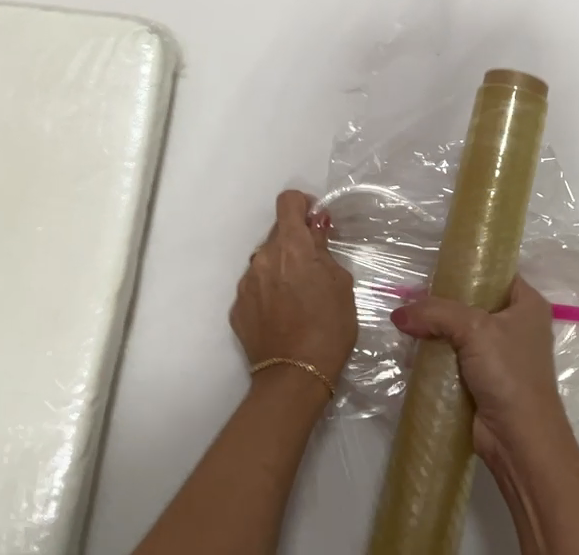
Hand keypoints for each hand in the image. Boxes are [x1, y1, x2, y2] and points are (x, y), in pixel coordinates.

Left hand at [232, 190, 357, 383]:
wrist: (295, 377)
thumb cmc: (329, 327)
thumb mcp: (341, 284)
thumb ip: (324, 251)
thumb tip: (315, 232)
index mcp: (291, 247)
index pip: (288, 201)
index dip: (303, 206)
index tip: (315, 223)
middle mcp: (262, 258)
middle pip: (277, 234)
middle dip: (295, 244)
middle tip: (313, 269)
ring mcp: (245, 284)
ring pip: (265, 262)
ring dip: (280, 268)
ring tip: (297, 298)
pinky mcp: (237, 308)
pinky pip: (255, 288)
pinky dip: (268, 292)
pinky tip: (282, 316)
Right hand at [391, 277, 570, 463]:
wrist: (520, 441)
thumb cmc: (509, 373)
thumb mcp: (474, 330)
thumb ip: (436, 313)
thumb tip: (398, 314)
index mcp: (527, 304)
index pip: (495, 272)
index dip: (466, 268)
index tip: (433, 269)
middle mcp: (516, 324)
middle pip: (473, 301)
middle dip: (442, 302)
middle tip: (410, 297)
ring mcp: (500, 353)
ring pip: (460, 331)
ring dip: (435, 330)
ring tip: (404, 323)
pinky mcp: (483, 379)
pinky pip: (454, 356)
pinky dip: (435, 354)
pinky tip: (411, 351)